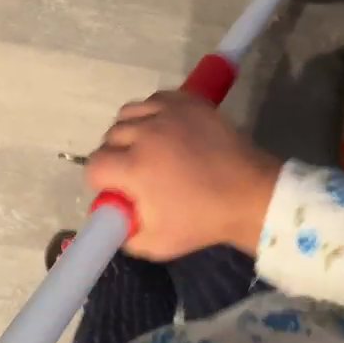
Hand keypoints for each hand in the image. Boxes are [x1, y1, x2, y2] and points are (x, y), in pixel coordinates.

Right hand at [85, 91, 280, 261]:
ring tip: (145, 146)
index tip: (115, 189)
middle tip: (132, 171)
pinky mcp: (188, 101)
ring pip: (128, 113)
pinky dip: (151, 111)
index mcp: (135, 167)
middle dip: (114, 155)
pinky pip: (154, 98)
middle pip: (110, 137)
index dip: (100, 180)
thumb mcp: (156, 244)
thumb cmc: (203, 220)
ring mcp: (168, 113)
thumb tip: (112, 217)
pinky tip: (162, 127)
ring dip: (129, 130)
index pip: (94, 164)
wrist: (249, 194)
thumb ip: (124, 233)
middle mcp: (146, 133)